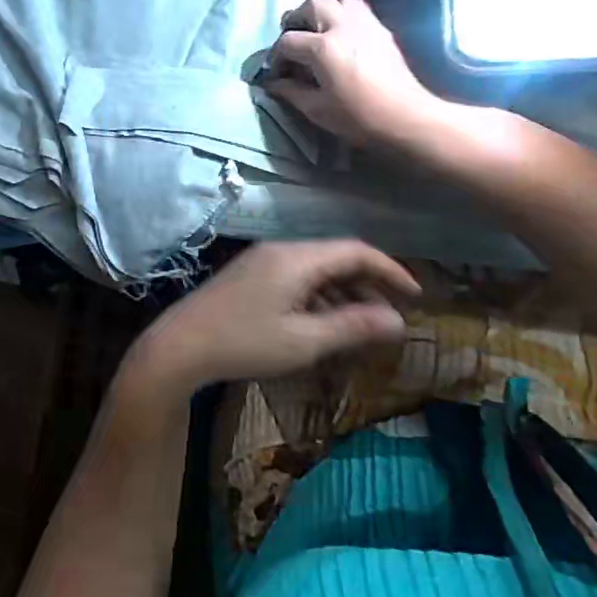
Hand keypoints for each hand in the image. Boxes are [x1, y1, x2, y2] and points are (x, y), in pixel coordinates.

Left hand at [127, 240, 418, 395]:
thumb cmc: (245, 343)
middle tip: (391, 317)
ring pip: (315, 268)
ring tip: (362, 326)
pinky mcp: (248, 276)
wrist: (180, 346)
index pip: (355, 251)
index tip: (416, 296)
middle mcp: (279, 250)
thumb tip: (399, 320)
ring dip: (343, 292)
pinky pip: (295, 277)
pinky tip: (323, 324)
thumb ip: (353, 326)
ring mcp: (260, 261)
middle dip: (368, 283)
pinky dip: (318, 296)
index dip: (391, 270)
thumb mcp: (305, 341)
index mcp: (296, 258)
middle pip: (335, 257)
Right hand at [264, 0, 444, 145]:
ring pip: (339, 0)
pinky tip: (341, 38)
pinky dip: (344, 16)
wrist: (407, 118)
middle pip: (313, 4)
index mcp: (322, 47)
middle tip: (293, 41)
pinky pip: (359, 9)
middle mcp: (343, 26)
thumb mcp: (316, 109)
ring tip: (318, 33)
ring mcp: (365, 24)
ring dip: (323, 12)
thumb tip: (273, 83)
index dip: (276, 57)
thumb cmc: (358, 117)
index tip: (275, 73)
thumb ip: (290, 91)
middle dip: (297, 19)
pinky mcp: (381, 30)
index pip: (287, 41)